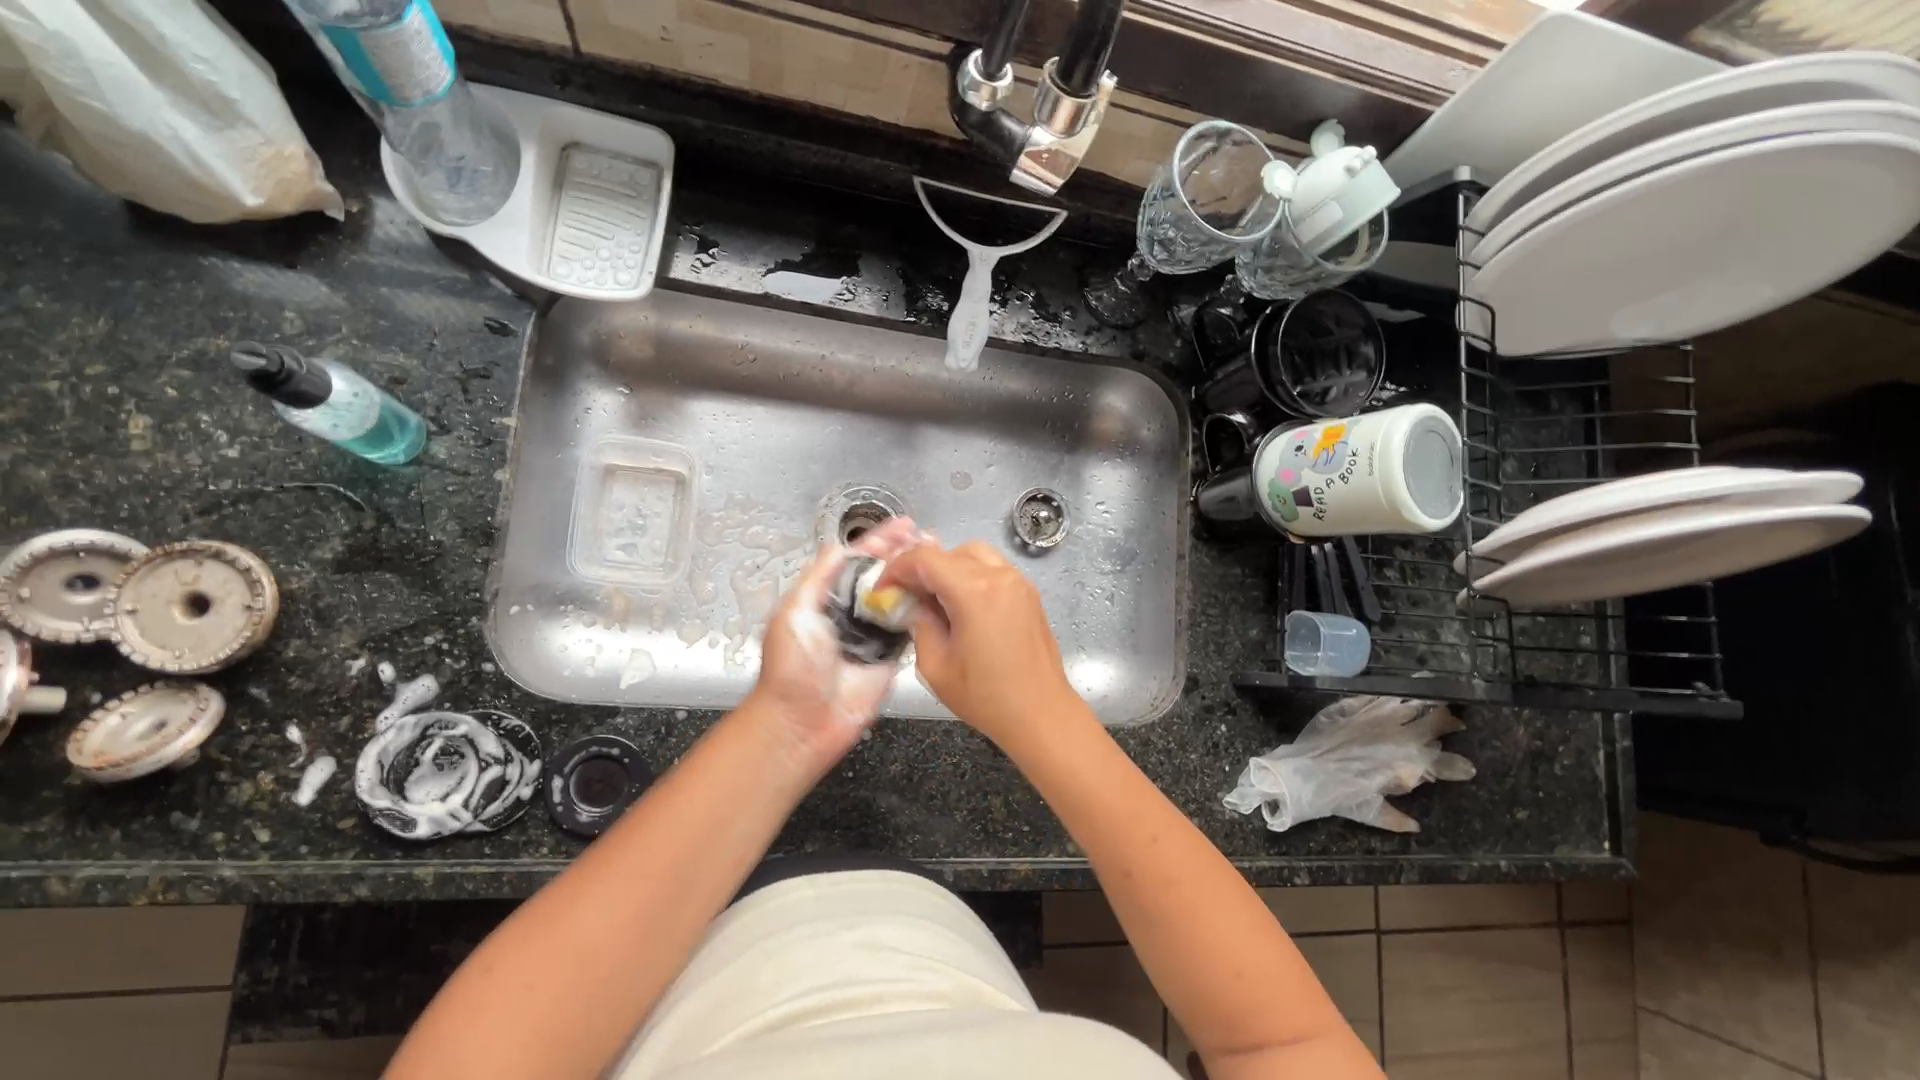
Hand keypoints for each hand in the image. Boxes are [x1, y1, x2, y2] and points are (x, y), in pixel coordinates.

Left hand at [741, 517, 923, 778]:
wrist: (802, 722)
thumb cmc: (789, 669)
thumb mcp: (794, 613)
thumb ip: (819, 578)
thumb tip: (838, 546)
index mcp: (824, 598)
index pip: (855, 560)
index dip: (879, 540)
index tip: (902, 525)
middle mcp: (850, 613)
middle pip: (882, 575)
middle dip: (903, 554)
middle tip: (927, 537)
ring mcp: (872, 635)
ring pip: (899, 598)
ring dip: (917, 577)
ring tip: (939, 555)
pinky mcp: (890, 658)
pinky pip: (910, 629)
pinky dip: (924, 609)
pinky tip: (939, 591)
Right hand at [878, 541, 1085, 749]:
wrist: (1041, 713)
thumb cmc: (986, 697)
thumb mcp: (936, 666)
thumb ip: (920, 625)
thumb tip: (914, 605)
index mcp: (973, 591)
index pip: (925, 559)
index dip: (897, 569)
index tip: (883, 590)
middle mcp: (999, 576)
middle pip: (950, 552)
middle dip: (923, 569)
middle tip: (908, 596)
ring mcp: (1019, 583)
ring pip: (975, 555)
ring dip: (949, 569)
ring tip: (936, 600)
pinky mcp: (1030, 595)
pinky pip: (995, 570)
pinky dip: (973, 576)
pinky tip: (963, 607)